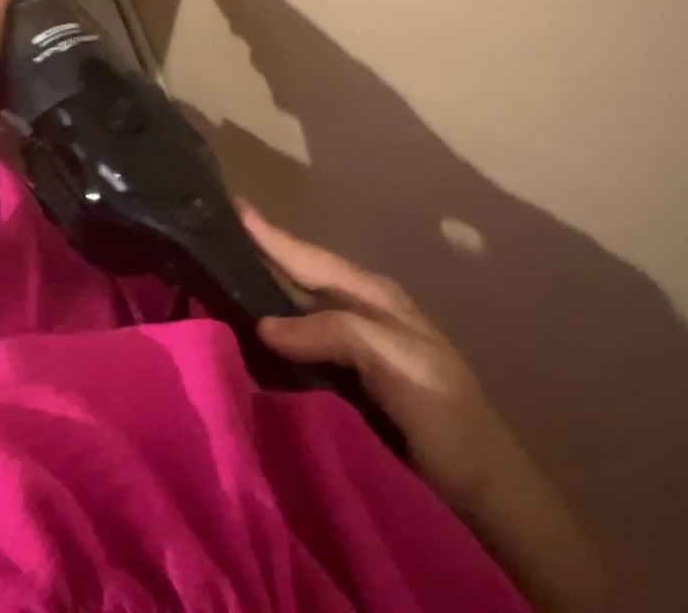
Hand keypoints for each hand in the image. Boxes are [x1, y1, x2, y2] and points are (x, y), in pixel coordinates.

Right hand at [241, 203, 525, 508]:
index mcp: (373, 298)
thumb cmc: (443, 410)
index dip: (271, 235)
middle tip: (209, 238)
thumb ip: (334, 331)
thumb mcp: (396, 357)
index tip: (231, 205)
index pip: (311, 259)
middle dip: (258, 256)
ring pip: (293, 312)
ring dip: (256, 295)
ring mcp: (348, 349)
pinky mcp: (339, 383)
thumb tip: (263, 326)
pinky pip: (292, 348)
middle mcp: (357, 314)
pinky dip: (264, 339)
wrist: (478, 483)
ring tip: (211, 279)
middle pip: (299, 278)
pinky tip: (238, 341)